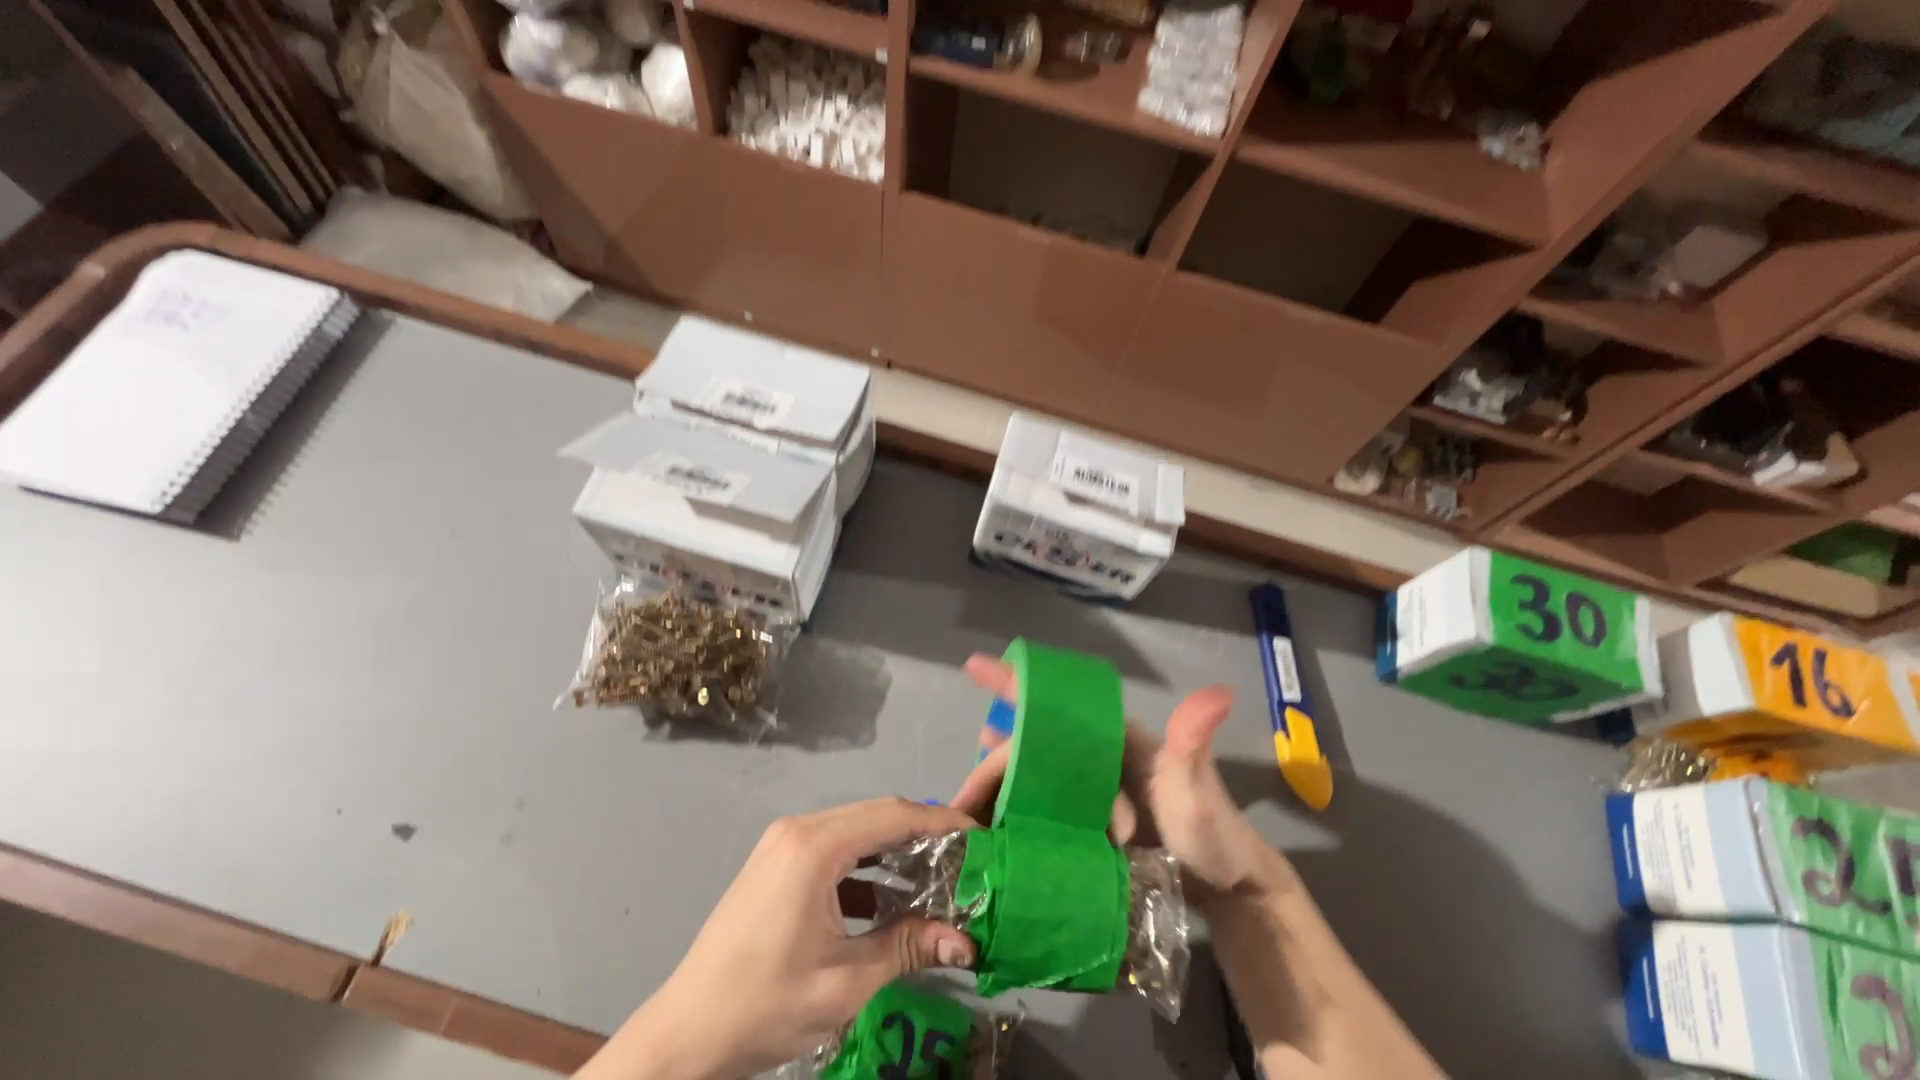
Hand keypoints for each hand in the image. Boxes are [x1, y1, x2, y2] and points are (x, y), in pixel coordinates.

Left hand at [582, 798, 979, 1079]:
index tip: (983, 839)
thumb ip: (909, 948)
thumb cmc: (765, 1003)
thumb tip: (967, 941)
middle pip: (876, 816)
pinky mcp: (776, 866)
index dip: (943, 823)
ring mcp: (782, 845)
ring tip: (939, 884)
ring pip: (856, 832)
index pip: (894, 815)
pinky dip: (868, 870)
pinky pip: (835, 852)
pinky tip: (891, 904)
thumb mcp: (847, 981)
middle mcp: (798, 830)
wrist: (686, 1033)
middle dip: (925, 838)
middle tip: (968, 865)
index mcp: (814, 846)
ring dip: (896, 854)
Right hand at [951, 654, 1279, 900]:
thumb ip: (1194, 745)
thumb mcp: (1199, 790)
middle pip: (1031, 750)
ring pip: (1033, 778)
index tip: (974, 665)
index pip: (1055, 708)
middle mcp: (1097, 759)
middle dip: (992, 767)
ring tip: (960, 807)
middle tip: (955, 802)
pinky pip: (1043, 808)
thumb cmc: (1214, 834)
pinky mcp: (1091, 822)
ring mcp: (1093, 792)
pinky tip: (988, 820)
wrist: (1228, 887)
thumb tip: (1218, 691)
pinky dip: (1014, 810)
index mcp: (1114, 740)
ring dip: (997, 786)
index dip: (1015, 684)